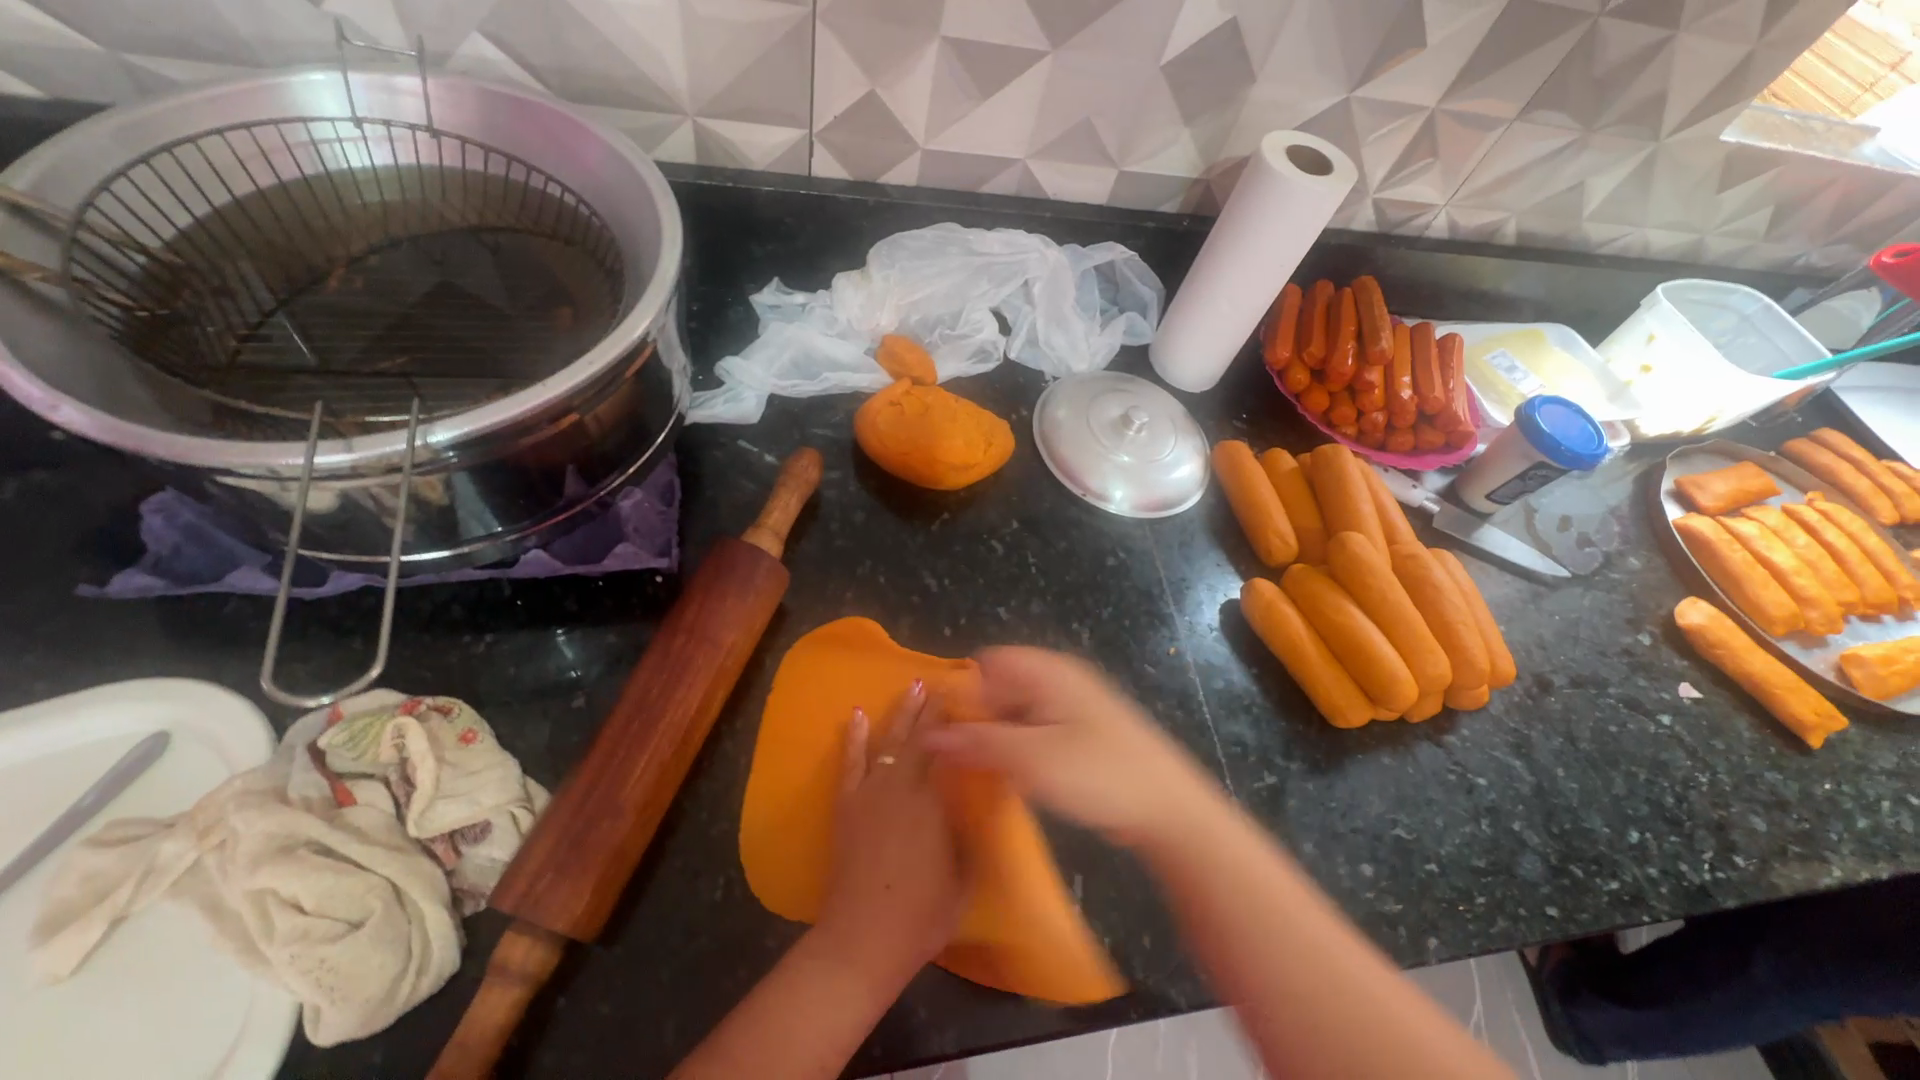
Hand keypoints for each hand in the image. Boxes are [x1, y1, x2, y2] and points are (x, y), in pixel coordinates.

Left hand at [814, 681, 968, 980]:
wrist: (865, 937)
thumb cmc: (924, 913)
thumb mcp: (966, 873)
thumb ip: (975, 832)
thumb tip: (988, 799)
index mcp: (937, 801)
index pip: (951, 749)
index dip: (960, 722)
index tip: (970, 696)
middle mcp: (904, 787)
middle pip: (921, 738)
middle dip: (933, 708)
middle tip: (944, 681)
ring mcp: (871, 793)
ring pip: (889, 742)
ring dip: (901, 713)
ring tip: (913, 686)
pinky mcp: (847, 805)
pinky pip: (851, 762)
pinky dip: (854, 736)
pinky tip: (856, 715)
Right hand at [926, 647, 1225, 851]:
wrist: (1169, 810)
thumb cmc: (1101, 775)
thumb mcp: (1032, 759)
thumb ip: (979, 742)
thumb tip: (928, 732)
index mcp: (1048, 672)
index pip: (986, 662)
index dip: (962, 691)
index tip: (942, 729)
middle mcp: (1058, 682)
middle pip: (999, 687)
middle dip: (976, 719)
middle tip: (955, 759)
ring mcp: (1071, 710)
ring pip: (1015, 714)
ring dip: (996, 740)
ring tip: (978, 774)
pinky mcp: (1079, 739)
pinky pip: (1034, 734)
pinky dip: (1018, 753)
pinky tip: (1010, 781)